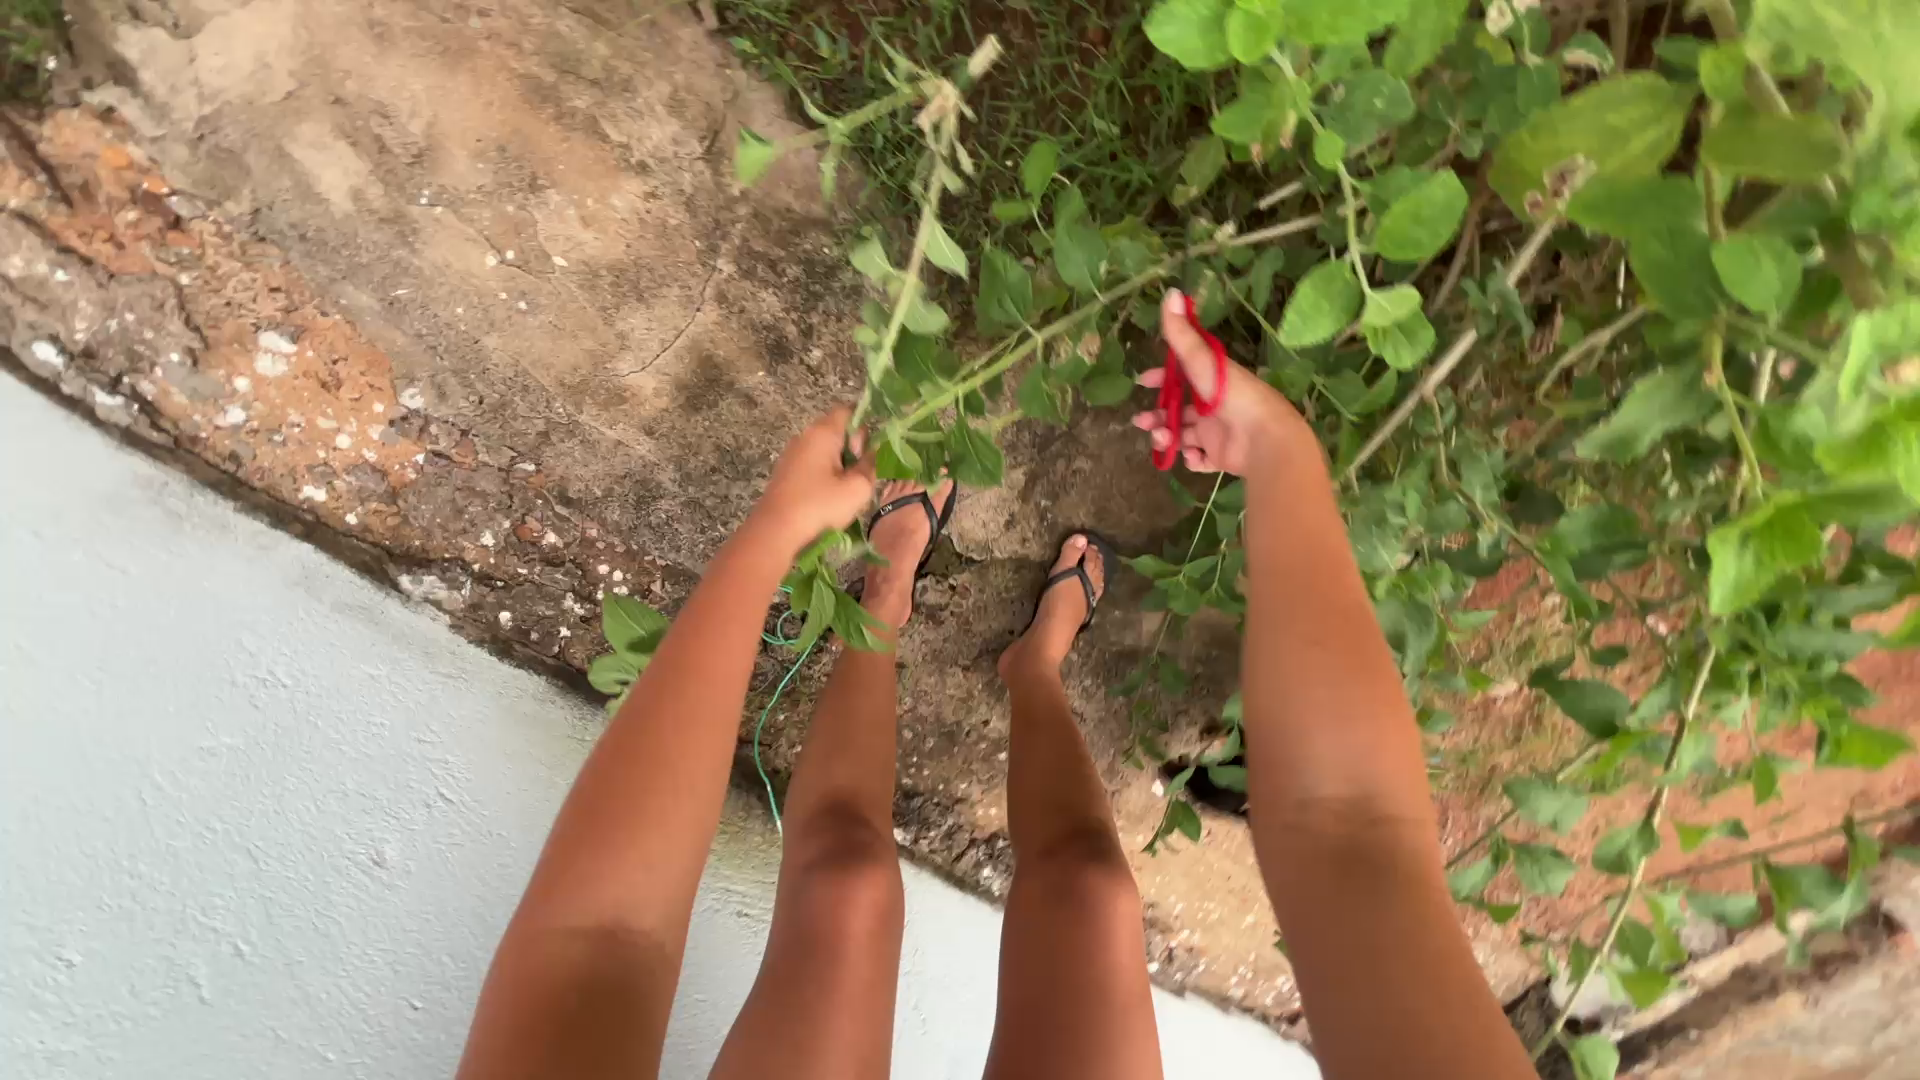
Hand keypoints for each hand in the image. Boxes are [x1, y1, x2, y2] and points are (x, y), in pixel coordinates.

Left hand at [750, 405, 876, 550]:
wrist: (776, 530)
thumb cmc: (820, 506)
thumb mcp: (858, 488)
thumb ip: (871, 465)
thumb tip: (872, 453)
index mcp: (822, 433)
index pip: (848, 411)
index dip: (862, 427)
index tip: (866, 452)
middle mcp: (804, 436)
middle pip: (835, 429)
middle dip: (852, 448)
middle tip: (858, 474)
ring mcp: (792, 454)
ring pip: (824, 448)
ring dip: (839, 463)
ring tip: (845, 489)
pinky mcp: (785, 471)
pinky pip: (812, 463)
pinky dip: (824, 473)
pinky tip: (827, 496)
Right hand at [1132, 289, 1306, 476]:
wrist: (1264, 438)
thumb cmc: (1233, 395)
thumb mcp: (1202, 361)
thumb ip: (1182, 334)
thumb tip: (1170, 292)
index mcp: (1213, 382)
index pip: (1182, 376)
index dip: (1161, 379)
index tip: (1142, 382)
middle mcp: (1214, 406)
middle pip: (1178, 411)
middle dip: (1156, 416)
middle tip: (1141, 423)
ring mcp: (1218, 433)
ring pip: (1184, 436)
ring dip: (1168, 438)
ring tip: (1164, 440)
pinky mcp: (1221, 457)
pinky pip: (1200, 459)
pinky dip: (1191, 459)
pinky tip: (1191, 456)